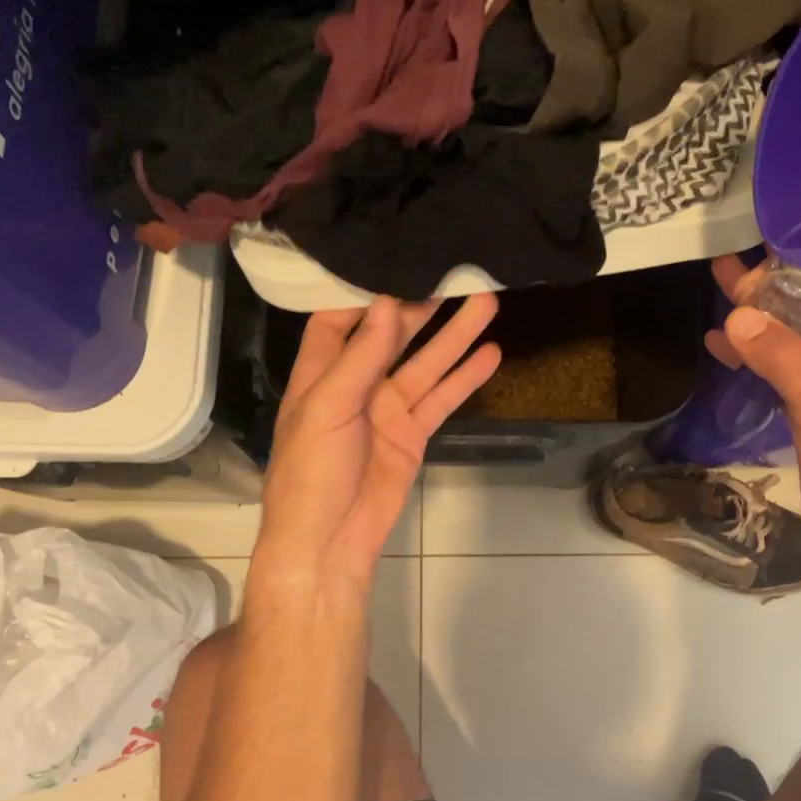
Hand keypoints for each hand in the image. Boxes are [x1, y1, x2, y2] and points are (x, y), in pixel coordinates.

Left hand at [253, 295, 500, 594]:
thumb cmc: (311, 473)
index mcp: (321, 372)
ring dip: (454, 336)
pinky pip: (441, 400)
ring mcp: (387, 410)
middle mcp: (355, 384)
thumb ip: (360, 358)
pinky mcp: (413, 434)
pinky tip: (489, 354)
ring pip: (425, 364)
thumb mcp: (327, 409)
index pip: (339, 318)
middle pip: (392, 335)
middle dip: (422, 306)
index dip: (364, 291)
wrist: (329, 541)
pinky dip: (464, 379)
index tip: (395, 258)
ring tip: (486, 301)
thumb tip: (386, 303)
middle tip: (456, 272)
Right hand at [707, 256, 800, 565]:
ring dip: (760, 320)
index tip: (750, 250)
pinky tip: (724, 349)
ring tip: (716, 296)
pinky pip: (786, 370)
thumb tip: (737, 316)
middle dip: (771, 287)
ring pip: (797, 337)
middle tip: (723, 270)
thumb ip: (783, 356)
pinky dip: (757, 358)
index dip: (796, 263)